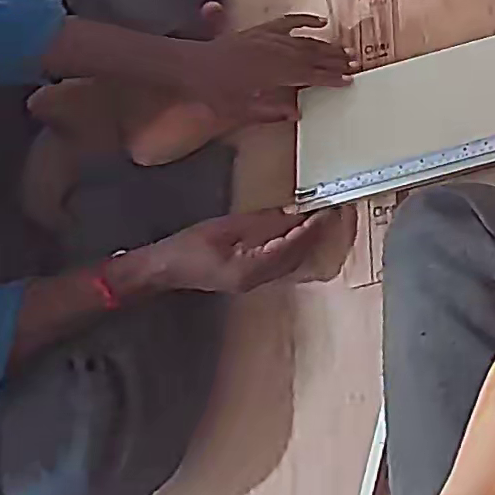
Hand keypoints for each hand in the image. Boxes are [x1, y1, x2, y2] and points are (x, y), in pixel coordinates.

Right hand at [118, 208, 337, 292]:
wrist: (164, 271)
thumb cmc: (188, 248)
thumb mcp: (223, 227)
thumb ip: (259, 222)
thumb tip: (291, 213)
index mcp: (249, 268)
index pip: (290, 247)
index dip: (310, 230)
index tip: (324, 212)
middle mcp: (257, 280)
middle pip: (297, 257)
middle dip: (315, 235)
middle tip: (330, 212)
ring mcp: (256, 282)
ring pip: (294, 262)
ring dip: (309, 241)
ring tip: (321, 219)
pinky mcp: (253, 278)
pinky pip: (284, 263)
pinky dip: (296, 247)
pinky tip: (302, 233)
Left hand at [187, 15, 353, 114]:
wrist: (187, 65)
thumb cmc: (212, 91)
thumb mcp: (239, 108)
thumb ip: (269, 111)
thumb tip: (297, 114)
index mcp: (273, 73)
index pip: (309, 75)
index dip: (330, 78)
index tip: (348, 81)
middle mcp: (274, 52)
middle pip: (312, 56)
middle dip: (335, 60)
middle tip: (355, 64)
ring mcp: (268, 38)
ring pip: (305, 41)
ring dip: (326, 45)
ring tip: (345, 50)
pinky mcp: (259, 31)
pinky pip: (287, 22)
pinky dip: (305, 20)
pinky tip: (320, 21)